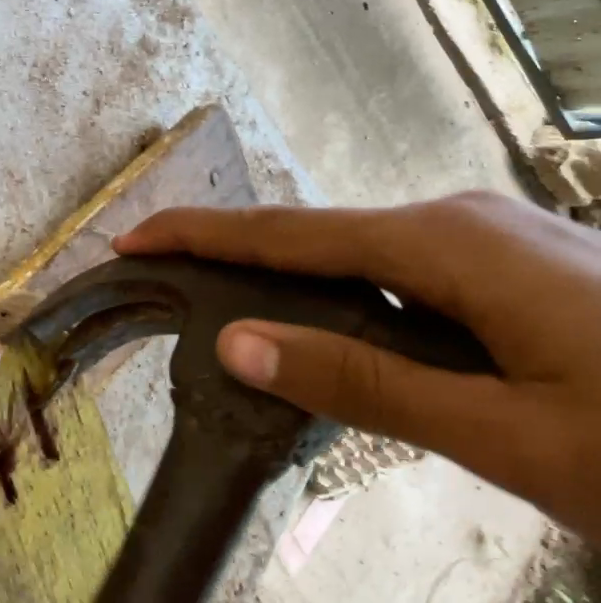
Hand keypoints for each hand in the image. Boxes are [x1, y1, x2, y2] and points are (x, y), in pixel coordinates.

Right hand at [117, 191, 600, 539]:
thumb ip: (364, 382)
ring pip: (366, 255)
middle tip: (170, 283)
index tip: (126, 240)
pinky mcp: (529, 264)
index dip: (195, 235)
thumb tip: (234, 344)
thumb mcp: (516, 434)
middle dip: (238, 257)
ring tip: (244, 315)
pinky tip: (350, 332)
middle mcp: (464, 220)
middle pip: (318, 235)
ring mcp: (504, 237)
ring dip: (299, 283)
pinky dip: (356, 296)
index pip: (282, 231)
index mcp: (444, 243)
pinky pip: (411, 270)